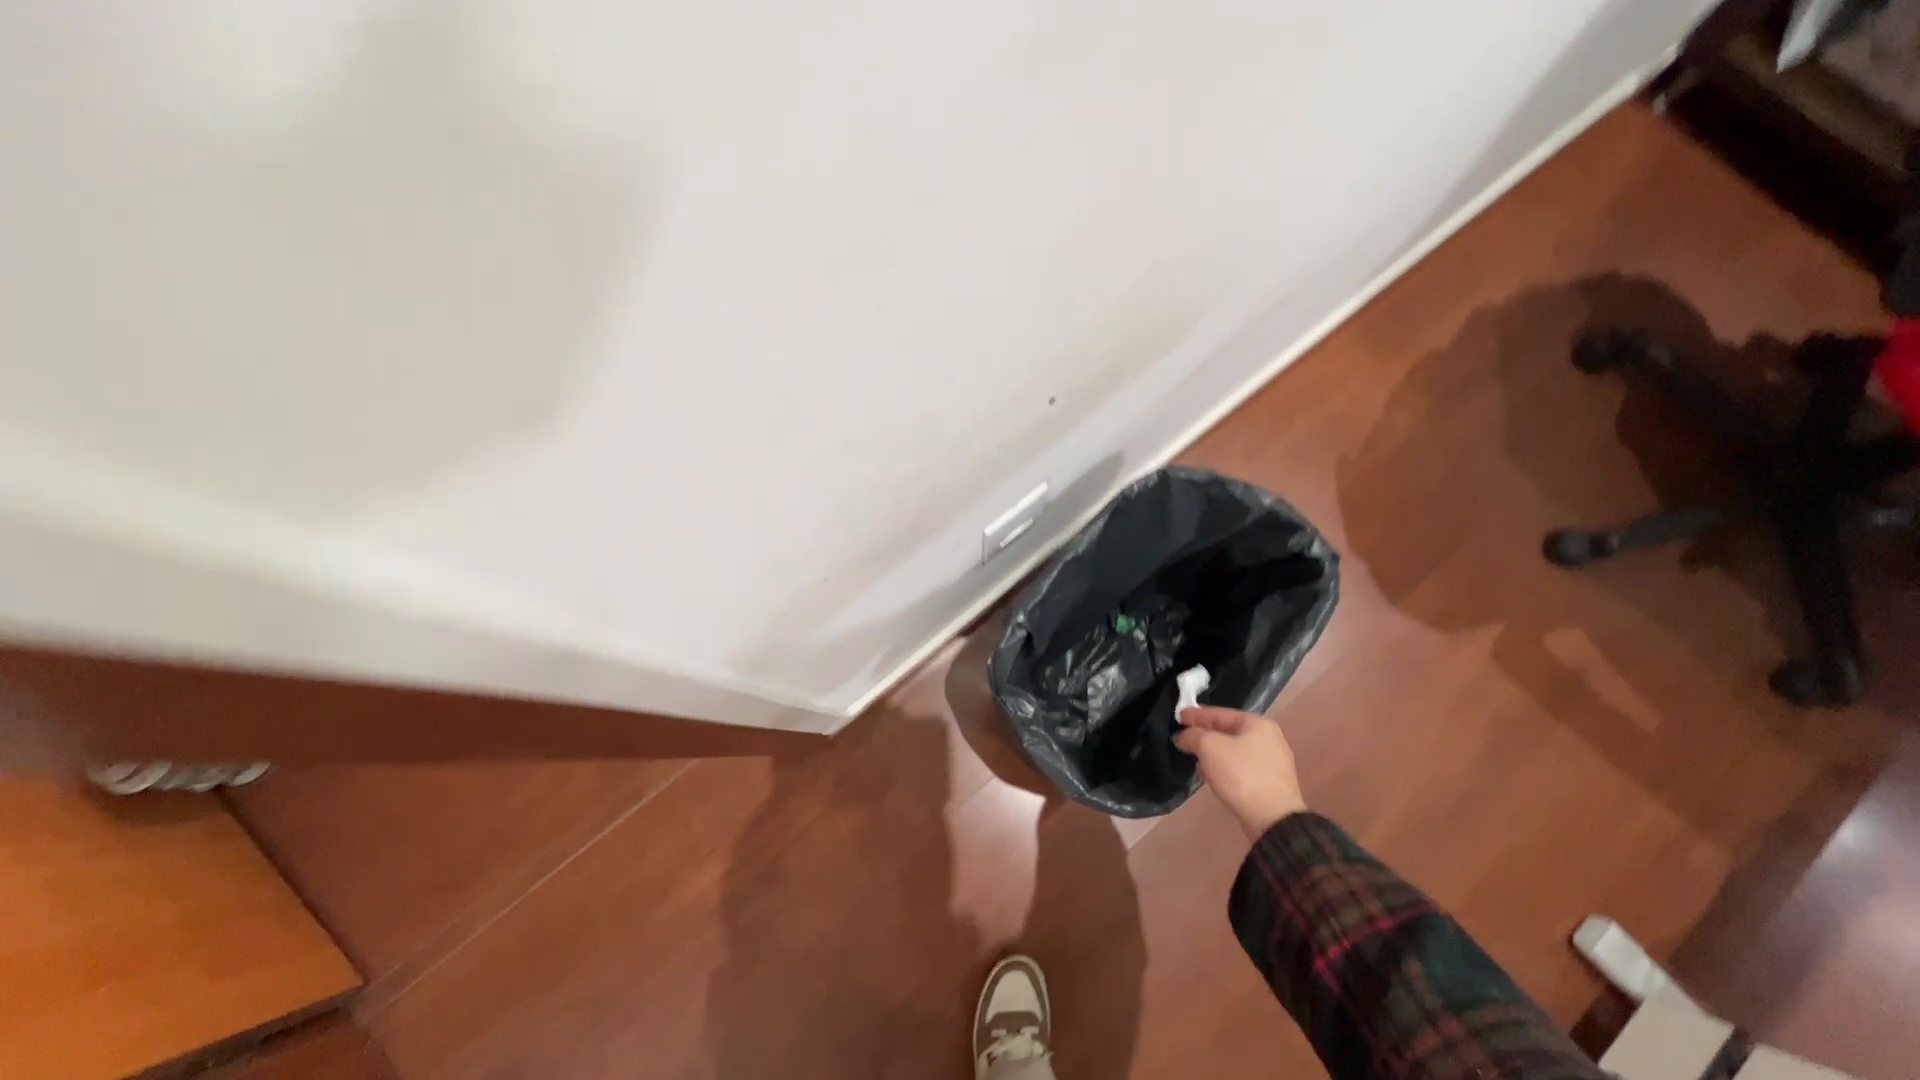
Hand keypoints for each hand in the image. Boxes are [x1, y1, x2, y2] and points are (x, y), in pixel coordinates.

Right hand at [1174, 706, 1306, 839]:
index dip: (1196, 715)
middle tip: (1183, 738)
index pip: (1220, 713)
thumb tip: (1183, 736)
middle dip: (1204, 734)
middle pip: (1228, 731)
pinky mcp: (1270, 783)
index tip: (1178, 717)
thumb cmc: (1241, 775)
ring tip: (1193, 758)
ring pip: (1234, 751)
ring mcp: (1272, 761)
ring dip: (1213, 753)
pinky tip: (1210, 775)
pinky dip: (1224, 768)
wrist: (1272, 818)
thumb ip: (1193, 735)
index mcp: (1257, 723)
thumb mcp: (1210, 748)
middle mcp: (1269, 738)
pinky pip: (1240, 768)